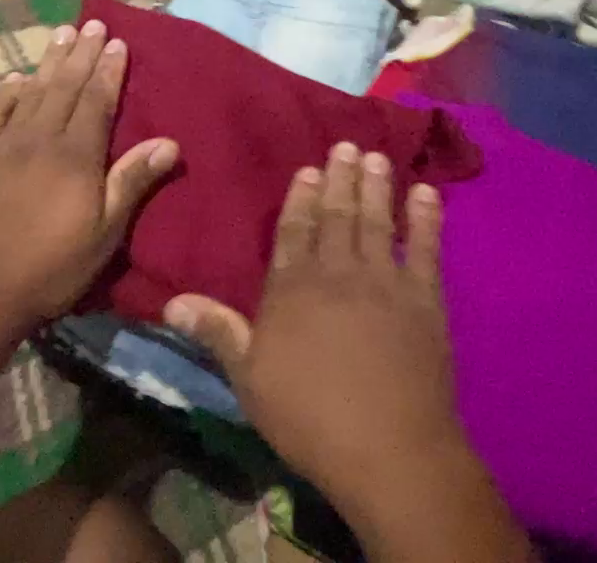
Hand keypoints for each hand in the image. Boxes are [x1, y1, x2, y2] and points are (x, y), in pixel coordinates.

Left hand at [0, 18, 178, 325]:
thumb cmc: (55, 265)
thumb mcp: (105, 232)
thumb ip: (132, 182)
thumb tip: (169, 141)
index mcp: (75, 156)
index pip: (96, 101)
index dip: (109, 70)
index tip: (118, 42)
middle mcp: (39, 139)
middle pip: (64, 87)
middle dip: (82, 54)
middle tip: (94, 23)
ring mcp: (5, 146)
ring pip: (31, 92)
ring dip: (49, 61)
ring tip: (62, 33)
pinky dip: (6, 93)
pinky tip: (15, 79)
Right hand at [163, 142, 462, 508]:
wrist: (389, 449)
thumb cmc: (309, 416)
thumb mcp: (249, 377)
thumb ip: (216, 331)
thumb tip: (170, 301)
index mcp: (292, 287)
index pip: (294, 230)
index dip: (300, 198)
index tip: (308, 169)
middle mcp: (336, 272)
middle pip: (337, 215)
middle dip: (339, 179)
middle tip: (346, 146)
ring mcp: (384, 281)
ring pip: (376, 221)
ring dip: (376, 186)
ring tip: (375, 156)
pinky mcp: (423, 299)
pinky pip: (425, 247)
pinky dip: (425, 218)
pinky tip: (426, 193)